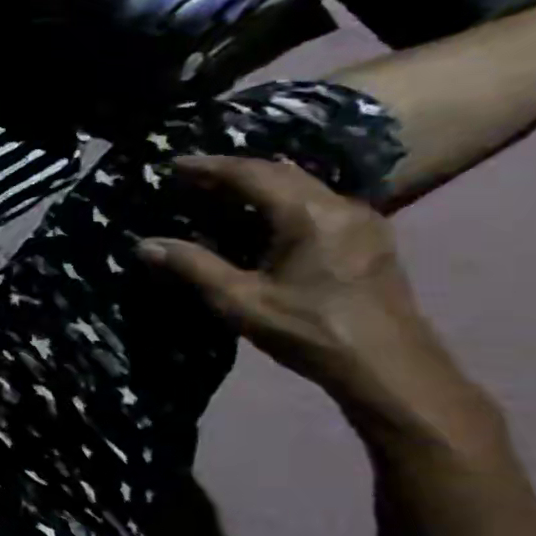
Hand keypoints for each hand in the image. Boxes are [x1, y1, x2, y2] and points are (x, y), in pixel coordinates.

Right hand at [136, 155, 444, 408]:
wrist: (392, 370)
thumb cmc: (310, 331)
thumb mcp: (239, 300)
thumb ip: (192, 266)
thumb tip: (143, 244)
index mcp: (311, 216)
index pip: (253, 174)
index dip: (209, 167)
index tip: (172, 165)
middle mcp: (342, 208)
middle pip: (281, 172)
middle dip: (232, 171)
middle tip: (189, 178)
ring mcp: (363, 223)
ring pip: (301, 186)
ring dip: (257, 184)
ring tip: (216, 193)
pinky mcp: (368, 241)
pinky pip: (315, 203)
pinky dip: (278, 200)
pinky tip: (257, 216)